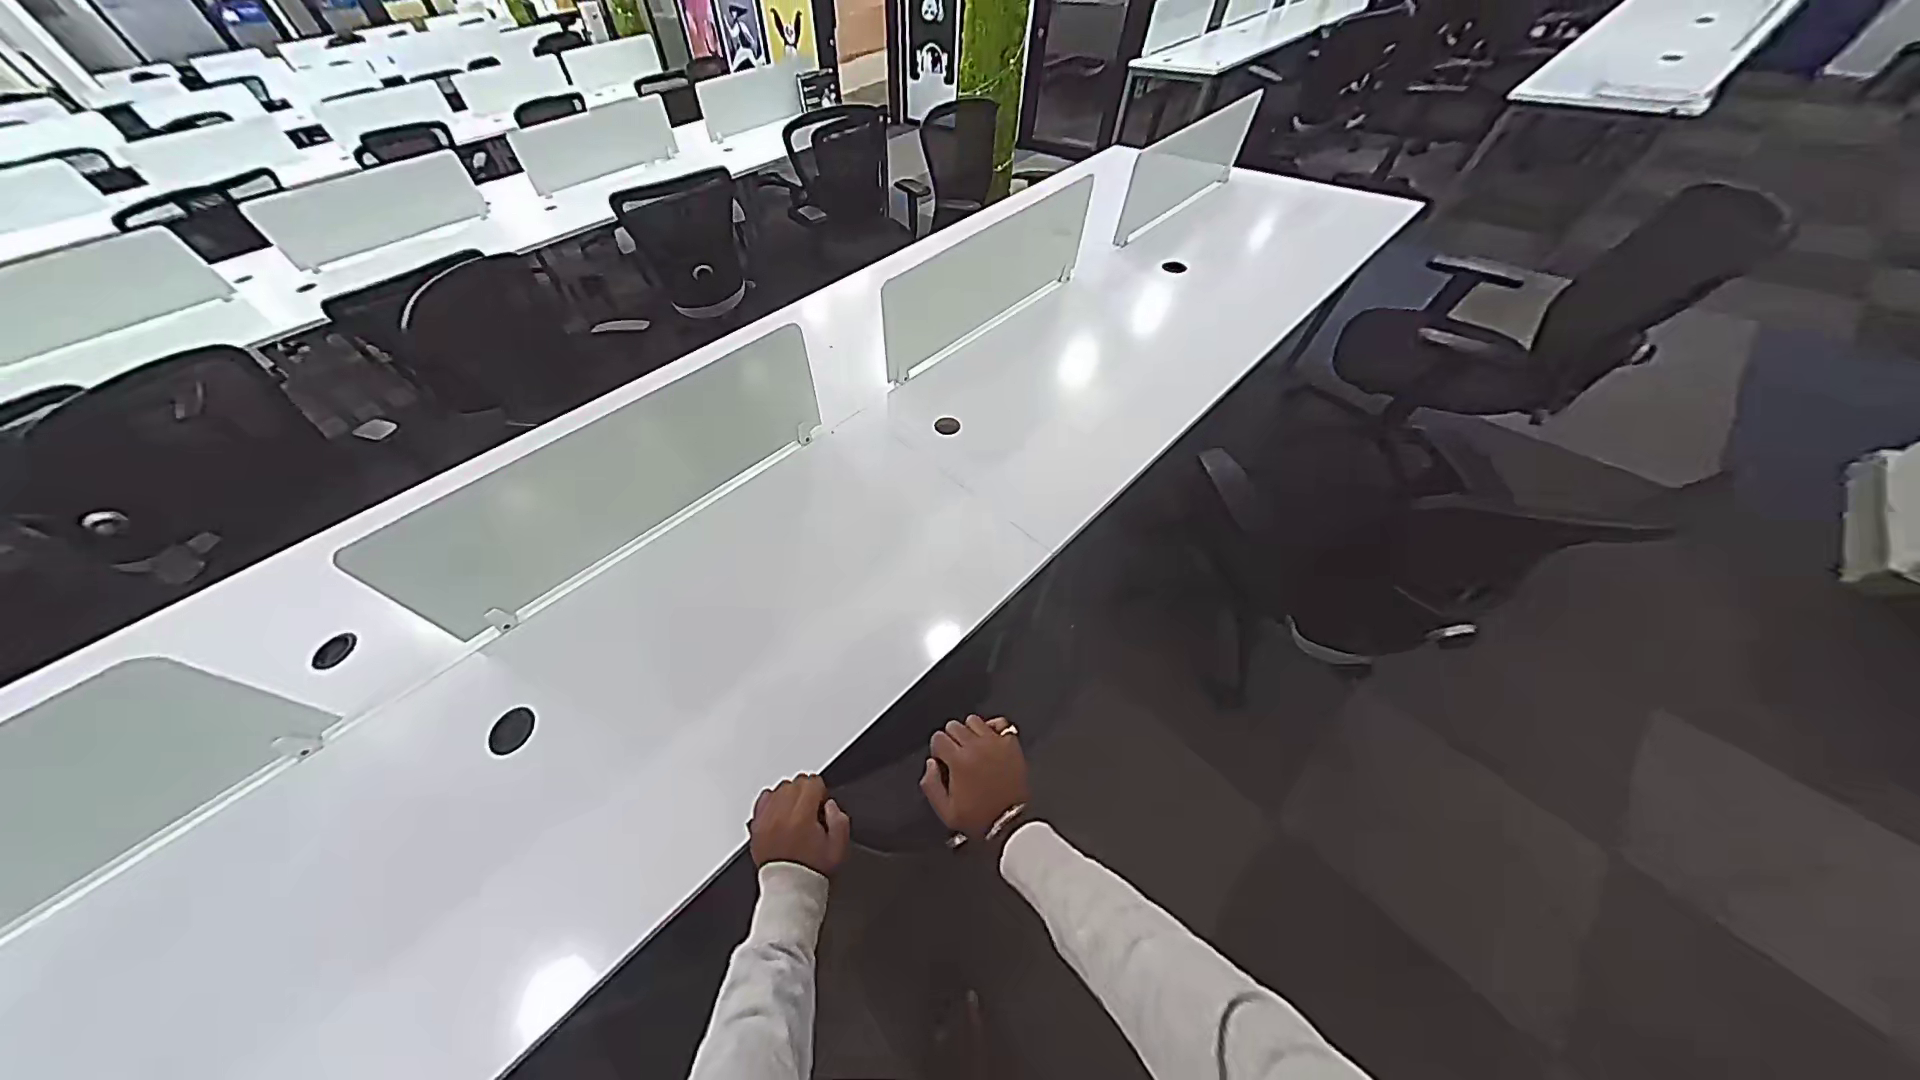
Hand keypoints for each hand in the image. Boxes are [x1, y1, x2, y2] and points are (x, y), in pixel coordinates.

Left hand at [749, 774, 849, 875]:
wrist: (789, 890)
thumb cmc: (811, 870)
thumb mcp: (838, 847)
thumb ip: (840, 820)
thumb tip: (830, 805)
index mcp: (802, 817)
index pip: (811, 782)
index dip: (821, 792)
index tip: (821, 804)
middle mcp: (781, 815)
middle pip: (795, 783)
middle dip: (806, 792)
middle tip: (810, 810)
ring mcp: (766, 820)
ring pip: (779, 789)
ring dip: (789, 796)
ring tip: (796, 813)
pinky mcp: (756, 827)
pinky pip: (763, 800)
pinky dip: (772, 802)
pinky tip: (780, 813)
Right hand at [919, 715, 1029, 836]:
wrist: (1009, 823)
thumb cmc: (979, 818)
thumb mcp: (945, 811)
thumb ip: (930, 784)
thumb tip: (930, 764)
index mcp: (958, 761)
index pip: (938, 737)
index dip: (937, 749)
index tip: (942, 760)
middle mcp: (976, 747)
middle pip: (954, 726)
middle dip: (950, 739)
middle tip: (956, 755)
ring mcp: (995, 743)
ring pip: (974, 721)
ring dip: (969, 731)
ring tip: (972, 746)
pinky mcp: (1011, 745)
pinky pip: (1000, 723)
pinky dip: (993, 727)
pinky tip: (989, 739)